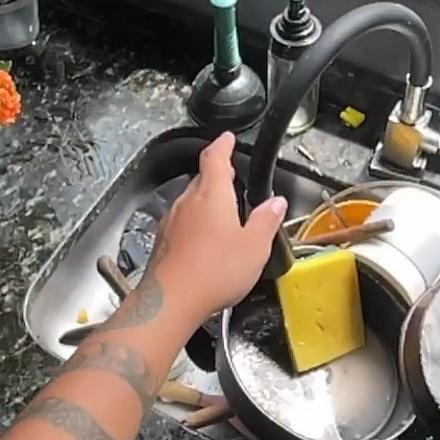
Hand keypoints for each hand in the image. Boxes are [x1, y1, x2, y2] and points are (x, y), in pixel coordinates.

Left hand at [146, 132, 287, 321]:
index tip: (227, 138)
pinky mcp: (163, 243)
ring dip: (206, 201)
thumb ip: (266, 221)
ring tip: (223, 212)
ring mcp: (172, 222)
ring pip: (190, 202)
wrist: (170, 301)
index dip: (222, 145)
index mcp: (212, 195)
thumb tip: (276, 203)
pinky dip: (195, 224)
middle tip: (231, 175)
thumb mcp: (254, 247)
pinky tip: (205, 241)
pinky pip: (181, 224)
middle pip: (201, 179)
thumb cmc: (214, 271)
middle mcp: (187, 203)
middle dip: (217, 175)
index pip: (214, 158)